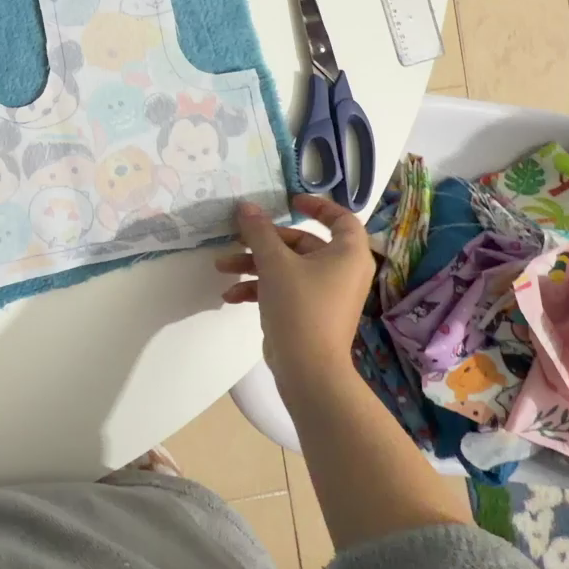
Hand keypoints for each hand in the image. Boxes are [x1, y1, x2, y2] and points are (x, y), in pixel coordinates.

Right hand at [215, 195, 375, 388]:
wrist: (307, 367)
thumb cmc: (300, 306)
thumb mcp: (274, 263)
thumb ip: (258, 231)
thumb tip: (246, 206)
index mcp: (347, 254)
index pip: (341, 219)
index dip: (317, 206)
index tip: (289, 201)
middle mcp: (341, 271)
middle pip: (301, 243)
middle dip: (263, 241)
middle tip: (236, 237)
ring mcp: (325, 293)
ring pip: (287, 266)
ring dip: (253, 264)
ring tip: (221, 267)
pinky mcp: (309, 312)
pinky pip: (284, 289)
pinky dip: (259, 288)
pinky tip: (231, 296)